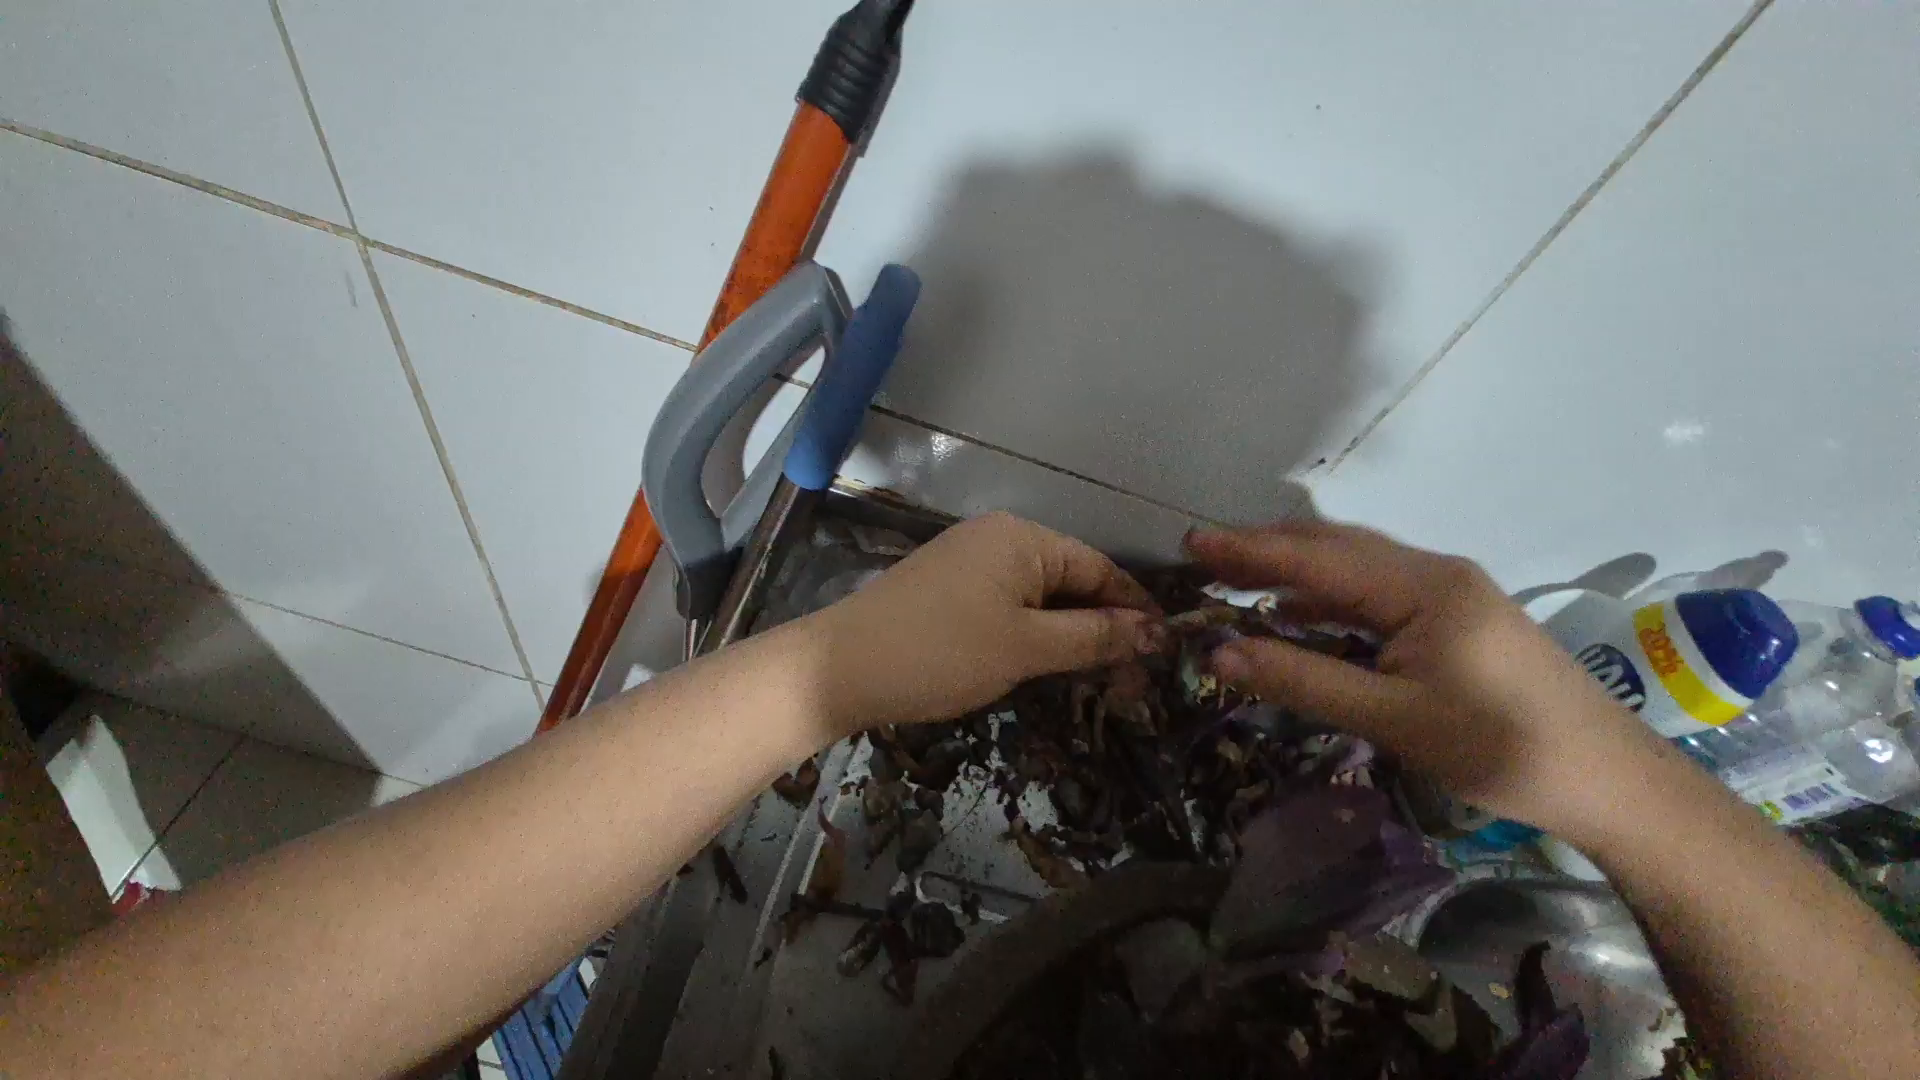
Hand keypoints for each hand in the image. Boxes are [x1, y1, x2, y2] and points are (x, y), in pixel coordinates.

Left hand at [808, 512, 1163, 731]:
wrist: (839, 668)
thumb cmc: (940, 653)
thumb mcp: (1025, 648)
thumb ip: (1093, 636)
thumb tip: (1154, 633)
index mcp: (1022, 537)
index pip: (1099, 567)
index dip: (1134, 609)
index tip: (1164, 650)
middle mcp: (998, 537)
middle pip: (1070, 578)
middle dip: (1102, 626)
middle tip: (1131, 678)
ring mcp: (969, 561)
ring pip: (1039, 595)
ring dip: (1068, 633)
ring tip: (1096, 677)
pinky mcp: (949, 588)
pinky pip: (1008, 604)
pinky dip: (1032, 632)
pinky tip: (1043, 663)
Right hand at [1186, 521, 1667, 829]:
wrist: (1615, 784)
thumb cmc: (1502, 751)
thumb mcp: (1393, 718)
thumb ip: (1303, 679)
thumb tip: (1219, 652)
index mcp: (1422, 587)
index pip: (1316, 558)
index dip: (1249, 550)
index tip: (1191, 542)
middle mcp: (1434, 573)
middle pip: (1334, 546)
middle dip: (1266, 549)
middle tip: (1204, 556)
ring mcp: (1448, 593)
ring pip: (1354, 566)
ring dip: (1294, 569)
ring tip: (1236, 577)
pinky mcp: (1454, 618)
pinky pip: (1374, 592)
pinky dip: (1325, 596)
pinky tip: (1298, 611)